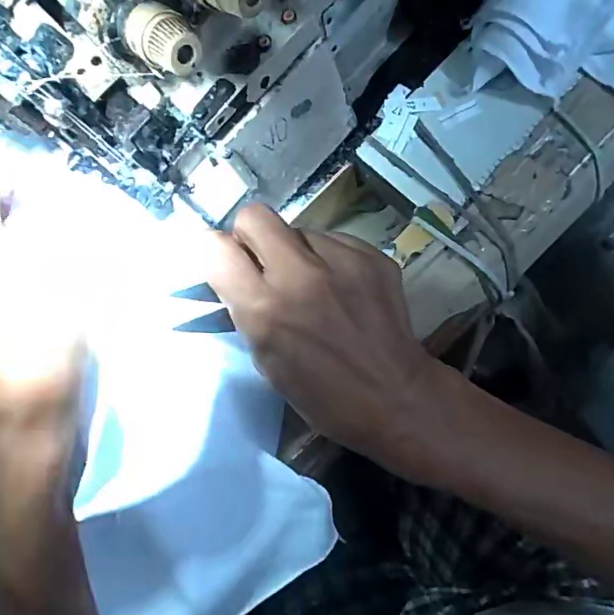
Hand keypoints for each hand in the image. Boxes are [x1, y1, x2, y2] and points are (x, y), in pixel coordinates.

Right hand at [202, 204, 451, 477]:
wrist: (396, 398)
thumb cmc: (322, 395)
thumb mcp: (265, 359)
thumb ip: (246, 309)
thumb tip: (234, 273)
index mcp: (265, 309)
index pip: (216, 247)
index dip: (217, 254)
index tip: (227, 266)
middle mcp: (299, 275)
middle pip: (254, 215)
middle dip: (251, 235)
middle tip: (263, 262)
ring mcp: (341, 261)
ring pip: (298, 228)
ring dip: (295, 251)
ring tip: (313, 284)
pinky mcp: (372, 256)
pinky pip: (333, 240)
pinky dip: (329, 259)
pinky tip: (342, 287)